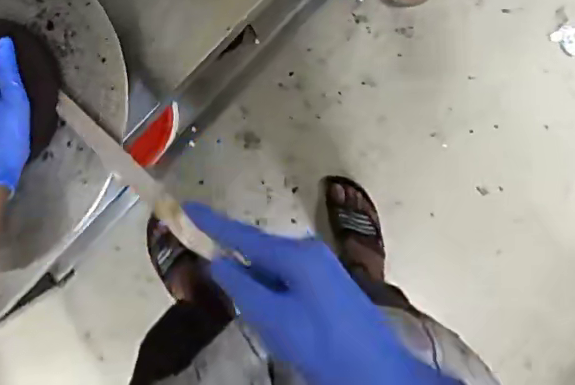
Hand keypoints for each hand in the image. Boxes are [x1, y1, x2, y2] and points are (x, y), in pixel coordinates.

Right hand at [186, 203, 447, 384]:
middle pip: (258, 251)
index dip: (211, 222)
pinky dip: (274, 293)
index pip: (242, 234)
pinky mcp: (332, 287)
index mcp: (296, 254)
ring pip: (274, 269)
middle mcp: (309, 251)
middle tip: (214, 277)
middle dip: (236, 262)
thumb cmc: (328, 350)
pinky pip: (289, 280)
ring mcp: (324, 268)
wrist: (389, 384)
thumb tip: (217, 263)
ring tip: (252, 312)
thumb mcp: (276, 322)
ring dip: (257, 284)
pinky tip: (276, 319)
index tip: (185, 207)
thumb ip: (241, 287)